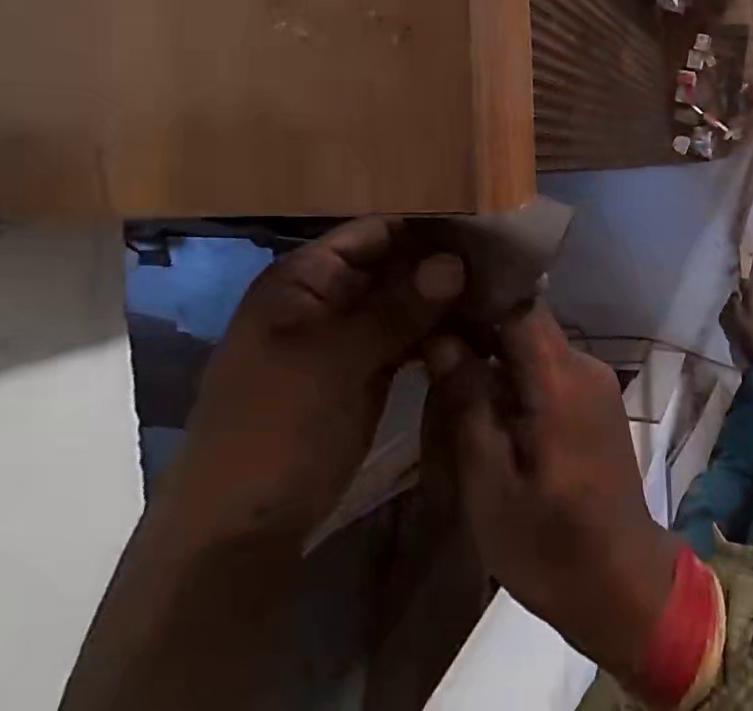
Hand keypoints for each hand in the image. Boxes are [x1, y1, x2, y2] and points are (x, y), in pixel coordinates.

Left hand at [61, 219, 464, 710]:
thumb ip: (395, 309)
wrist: (242, 524)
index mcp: (305, 279)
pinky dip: (440, 335)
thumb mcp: (333, 361)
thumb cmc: (274, 427)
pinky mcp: (369, 372)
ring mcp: (350, 337)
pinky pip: (409, 340)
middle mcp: (329, 298)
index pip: (375, 232)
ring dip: (447, 301)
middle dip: (444, 266)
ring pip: (407, 304)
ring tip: (505, 294)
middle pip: (396, 266)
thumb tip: (455, 262)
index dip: (426, 227)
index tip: (485, 228)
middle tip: (510, 265)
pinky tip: (480, 331)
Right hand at [422, 304, 678, 692]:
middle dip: (476, 325)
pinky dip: (512, 375)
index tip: (433, 294)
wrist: (623, 585)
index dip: (477, 292)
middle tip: (424, 340)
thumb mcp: (489, 484)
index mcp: (562, 381)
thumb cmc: (550, 545)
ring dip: (492, 354)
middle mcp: (585, 367)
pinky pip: (546, 368)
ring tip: (443, 371)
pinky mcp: (593, 401)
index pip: (520, 303)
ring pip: (533, 345)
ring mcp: (594, 382)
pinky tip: (480, 400)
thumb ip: (466, 404)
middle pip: (525, 321)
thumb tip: (441, 338)